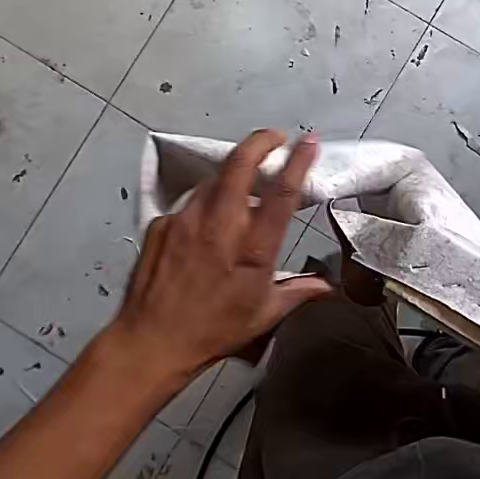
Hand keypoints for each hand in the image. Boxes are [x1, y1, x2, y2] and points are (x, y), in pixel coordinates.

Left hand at [98, 129, 332, 390]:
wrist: (152, 340)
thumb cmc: (213, 330)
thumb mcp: (263, 314)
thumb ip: (297, 291)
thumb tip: (326, 287)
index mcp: (252, 248)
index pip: (281, 193)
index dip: (298, 161)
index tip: (308, 141)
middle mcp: (218, 225)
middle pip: (240, 164)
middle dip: (260, 142)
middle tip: (274, 138)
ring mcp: (186, 220)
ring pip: (213, 180)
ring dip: (231, 175)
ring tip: (241, 187)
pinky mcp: (162, 223)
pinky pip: (190, 204)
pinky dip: (204, 206)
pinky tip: (206, 226)